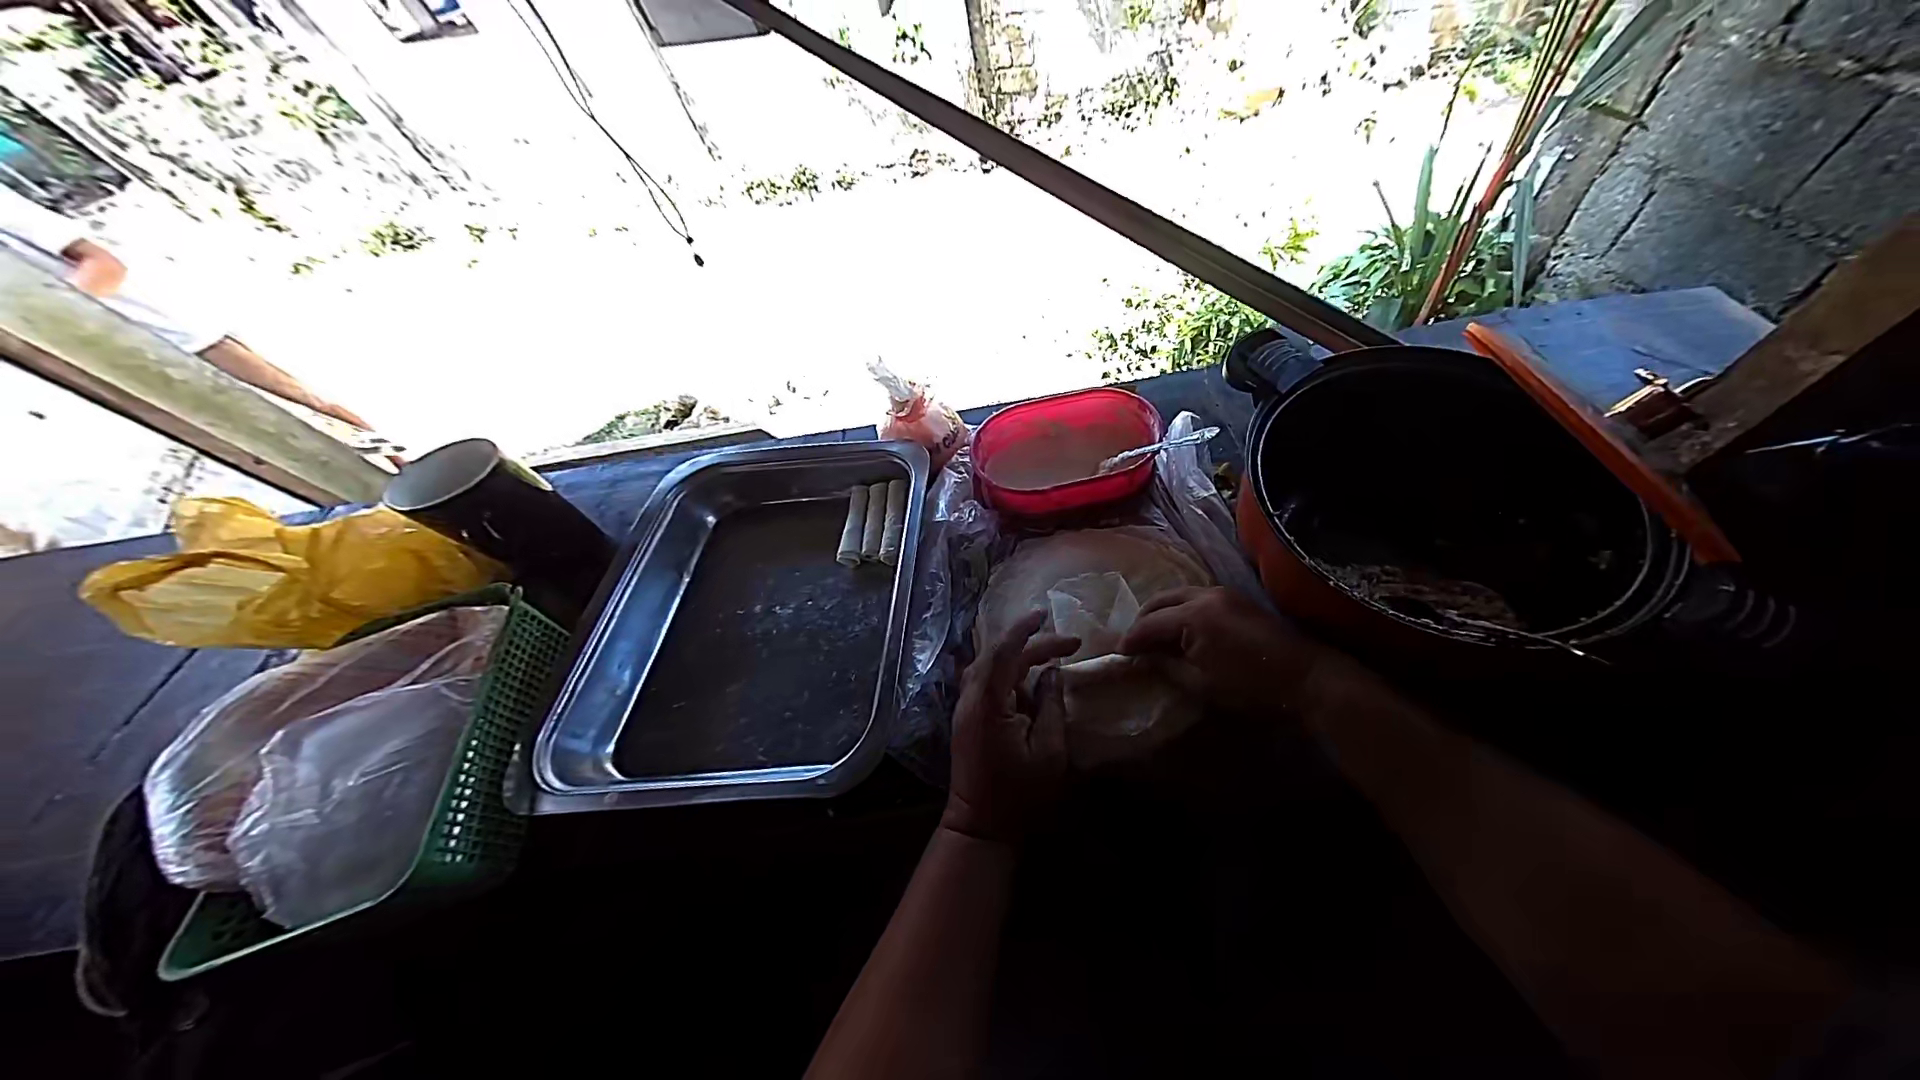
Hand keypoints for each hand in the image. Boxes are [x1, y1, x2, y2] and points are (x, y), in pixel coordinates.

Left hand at [942, 610, 1079, 845]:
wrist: (979, 824)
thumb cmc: (1020, 793)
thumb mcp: (1049, 751)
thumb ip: (1051, 706)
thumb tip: (1052, 673)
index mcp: (989, 702)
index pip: (1005, 651)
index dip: (1028, 630)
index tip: (1049, 616)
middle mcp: (970, 698)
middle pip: (996, 654)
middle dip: (1028, 642)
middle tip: (1063, 643)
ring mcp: (963, 707)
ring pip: (986, 665)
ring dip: (1014, 654)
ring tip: (1046, 653)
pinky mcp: (965, 717)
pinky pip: (982, 680)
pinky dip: (1004, 670)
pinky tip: (1023, 676)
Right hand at [1118, 586, 1334, 714]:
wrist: (1307, 678)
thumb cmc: (1250, 687)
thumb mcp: (1200, 684)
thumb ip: (1166, 666)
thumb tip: (1143, 658)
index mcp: (1194, 615)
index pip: (1150, 623)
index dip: (1132, 639)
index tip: (1120, 654)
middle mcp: (1206, 595)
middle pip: (1161, 600)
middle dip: (1144, 620)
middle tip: (1134, 642)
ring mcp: (1224, 594)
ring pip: (1180, 596)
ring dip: (1163, 613)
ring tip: (1155, 637)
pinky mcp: (1237, 599)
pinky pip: (1198, 598)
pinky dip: (1182, 610)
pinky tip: (1181, 630)